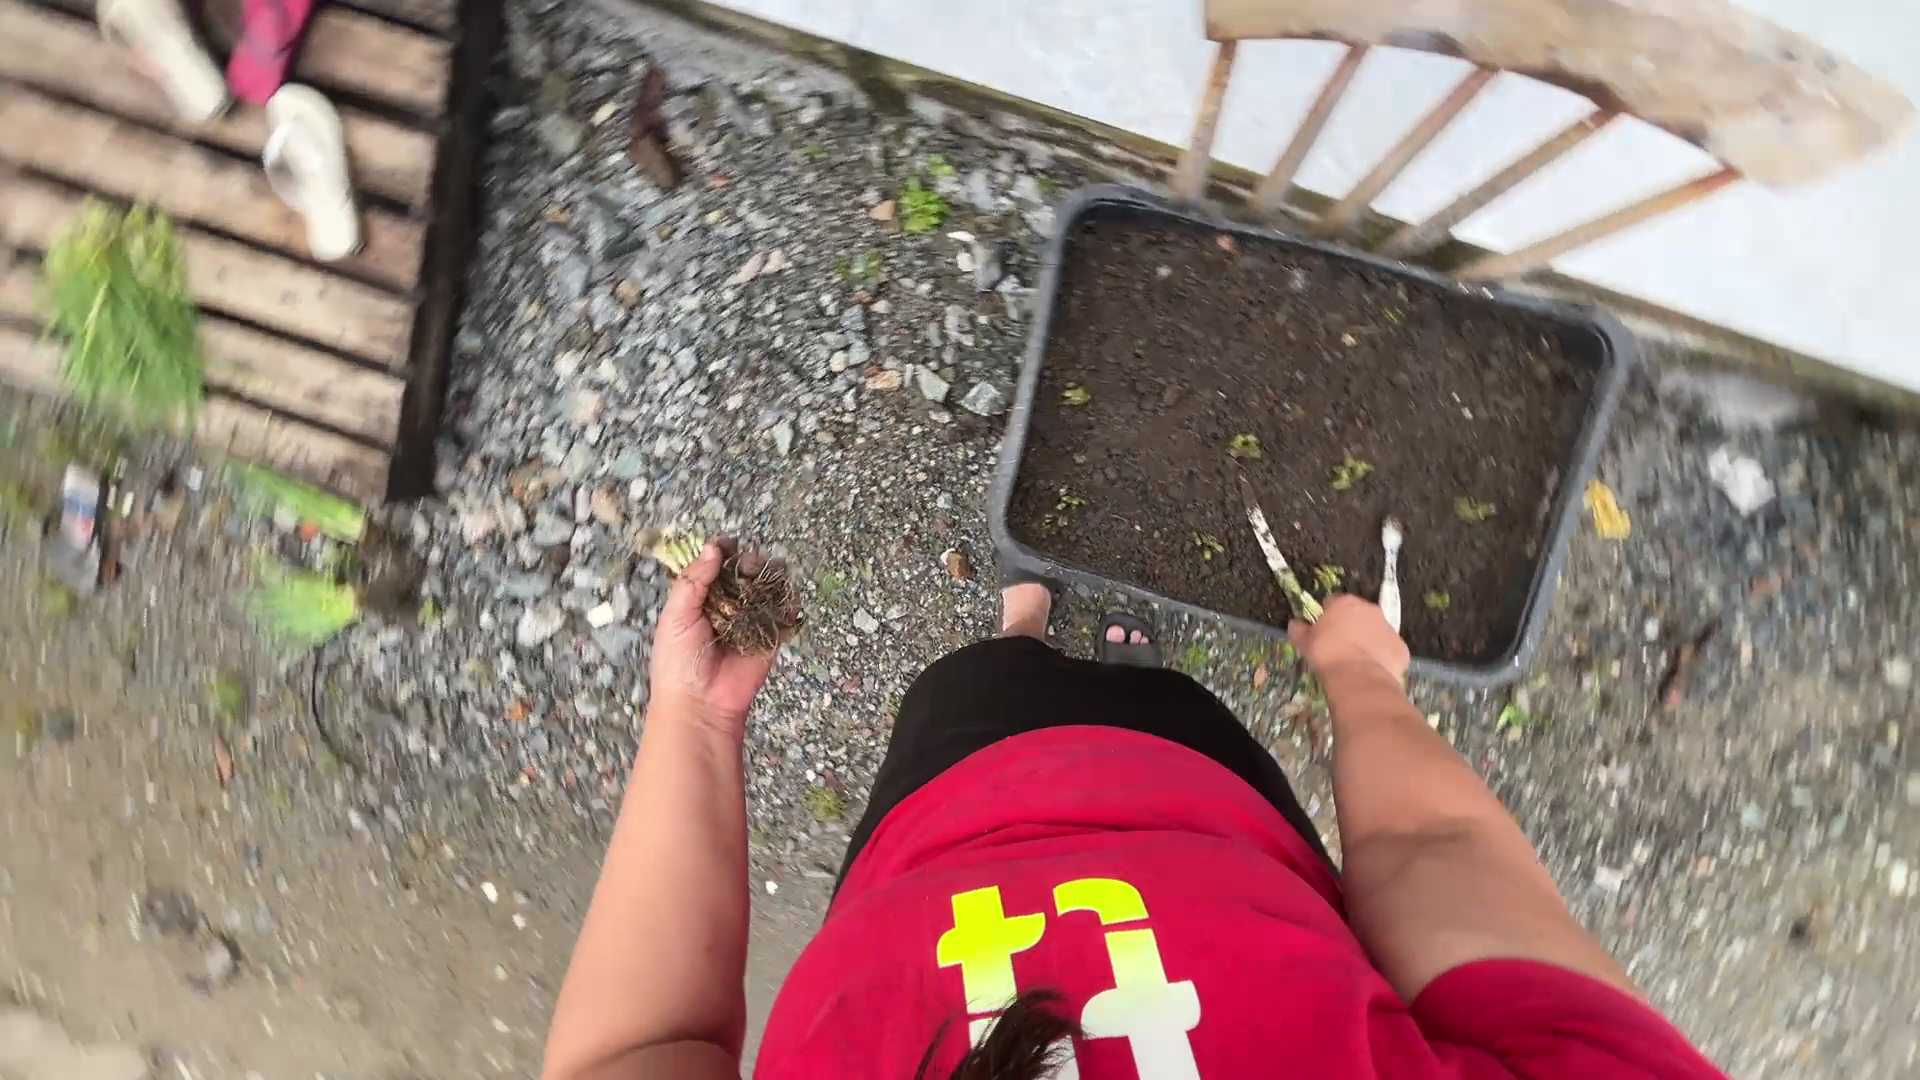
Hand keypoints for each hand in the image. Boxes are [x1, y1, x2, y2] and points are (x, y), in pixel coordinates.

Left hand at [648, 539, 777, 735]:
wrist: (701, 703)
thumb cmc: (678, 662)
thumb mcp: (675, 616)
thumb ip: (693, 580)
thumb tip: (714, 548)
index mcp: (702, 598)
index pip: (716, 565)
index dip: (722, 551)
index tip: (727, 543)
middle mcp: (729, 605)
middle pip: (746, 571)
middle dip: (748, 562)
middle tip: (746, 565)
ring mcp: (753, 619)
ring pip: (768, 587)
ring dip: (770, 576)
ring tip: (763, 578)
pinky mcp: (772, 635)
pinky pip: (786, 613)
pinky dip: (790, 601)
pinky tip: (784, 597)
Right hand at [1288, 594, 1409, 685]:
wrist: (1359, 678)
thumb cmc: (1327, 653)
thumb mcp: (1304, 641)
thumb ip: (1299, 629)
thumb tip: (1296, 624)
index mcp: (1345, 603)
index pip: (1333, 601)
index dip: (1327, 614)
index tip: (1322, 628)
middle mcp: (1370, 610)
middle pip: (1358, 613)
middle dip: (1350, 624)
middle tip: (1339, 643)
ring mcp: (1389, 628)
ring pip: (1375, 630)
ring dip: (1366, 639)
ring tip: (1355, 658)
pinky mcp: (1401, 648)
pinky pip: (1388, 648)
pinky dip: (1380, 655)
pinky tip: (1369, 668)